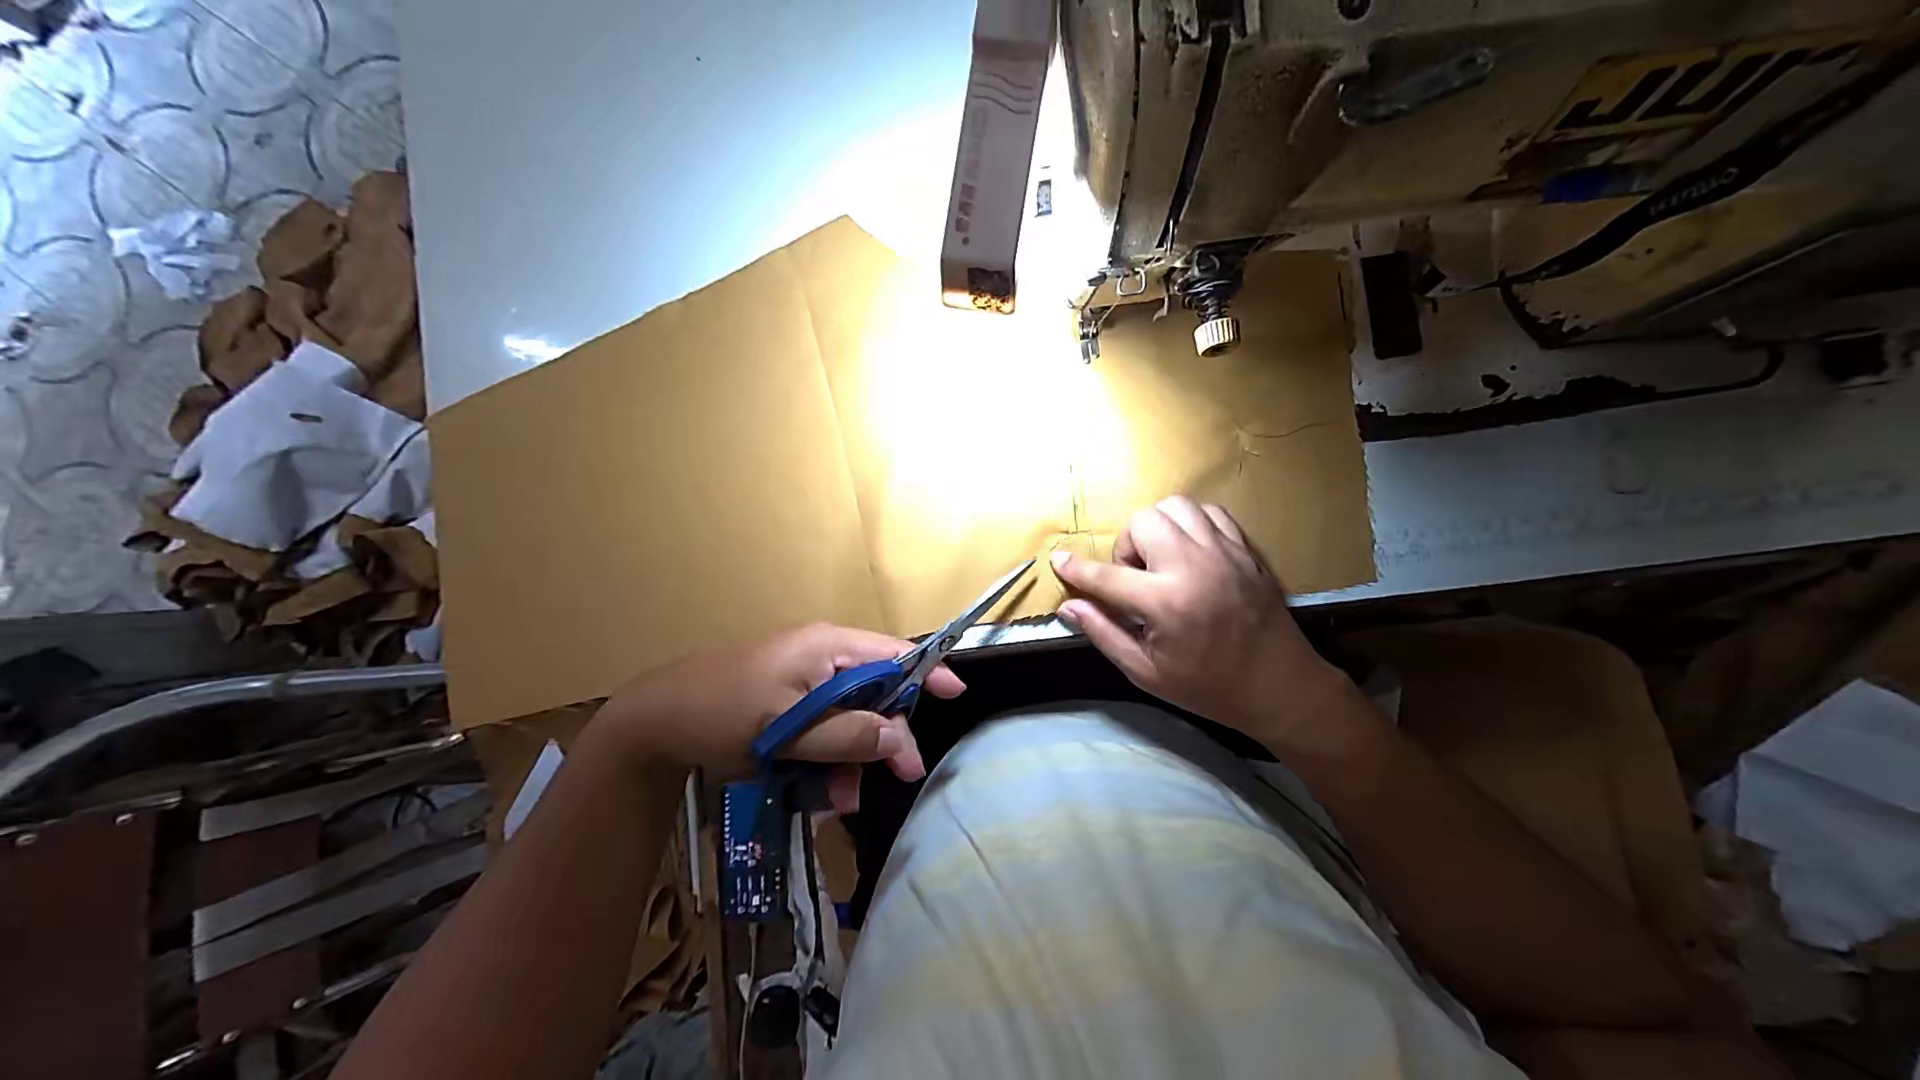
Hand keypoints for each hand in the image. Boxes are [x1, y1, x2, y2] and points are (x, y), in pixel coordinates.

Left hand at [585, 623, 963, 811]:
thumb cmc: (721, 714)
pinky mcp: (790, 701)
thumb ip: (846, 735)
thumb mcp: (787, 729)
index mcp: (827, 647)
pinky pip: (824, 726)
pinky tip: (818, 789)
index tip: (955, 695)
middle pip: (876, 691)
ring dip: (853, 756)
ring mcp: (805, 678)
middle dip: (884, 736)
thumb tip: (898, 738)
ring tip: (840, 800)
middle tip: (901, 776)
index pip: (894, 652)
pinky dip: (828, 756)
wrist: (654, 721)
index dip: (927, 673)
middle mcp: (822, 655)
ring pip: (851, 716)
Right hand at [1051, 496, 1360, 750]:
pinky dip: (1190, 524)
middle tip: (1136, 578)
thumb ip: (1104, 633)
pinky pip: (1209, 512)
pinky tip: (1190, 553)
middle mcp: (1193, 566)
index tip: (1059, 560)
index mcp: (1165, 602)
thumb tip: (1069, 606)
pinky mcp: (1245, 549)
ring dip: (1157, 528)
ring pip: (1175, 506)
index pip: (1106, 576)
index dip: (1077, 568)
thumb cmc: (1208, 687)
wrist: (1280, 687)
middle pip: (1142, 522)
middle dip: (1127, 546)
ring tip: (1161, 561)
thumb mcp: (1146, 672)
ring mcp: (1223, 552)